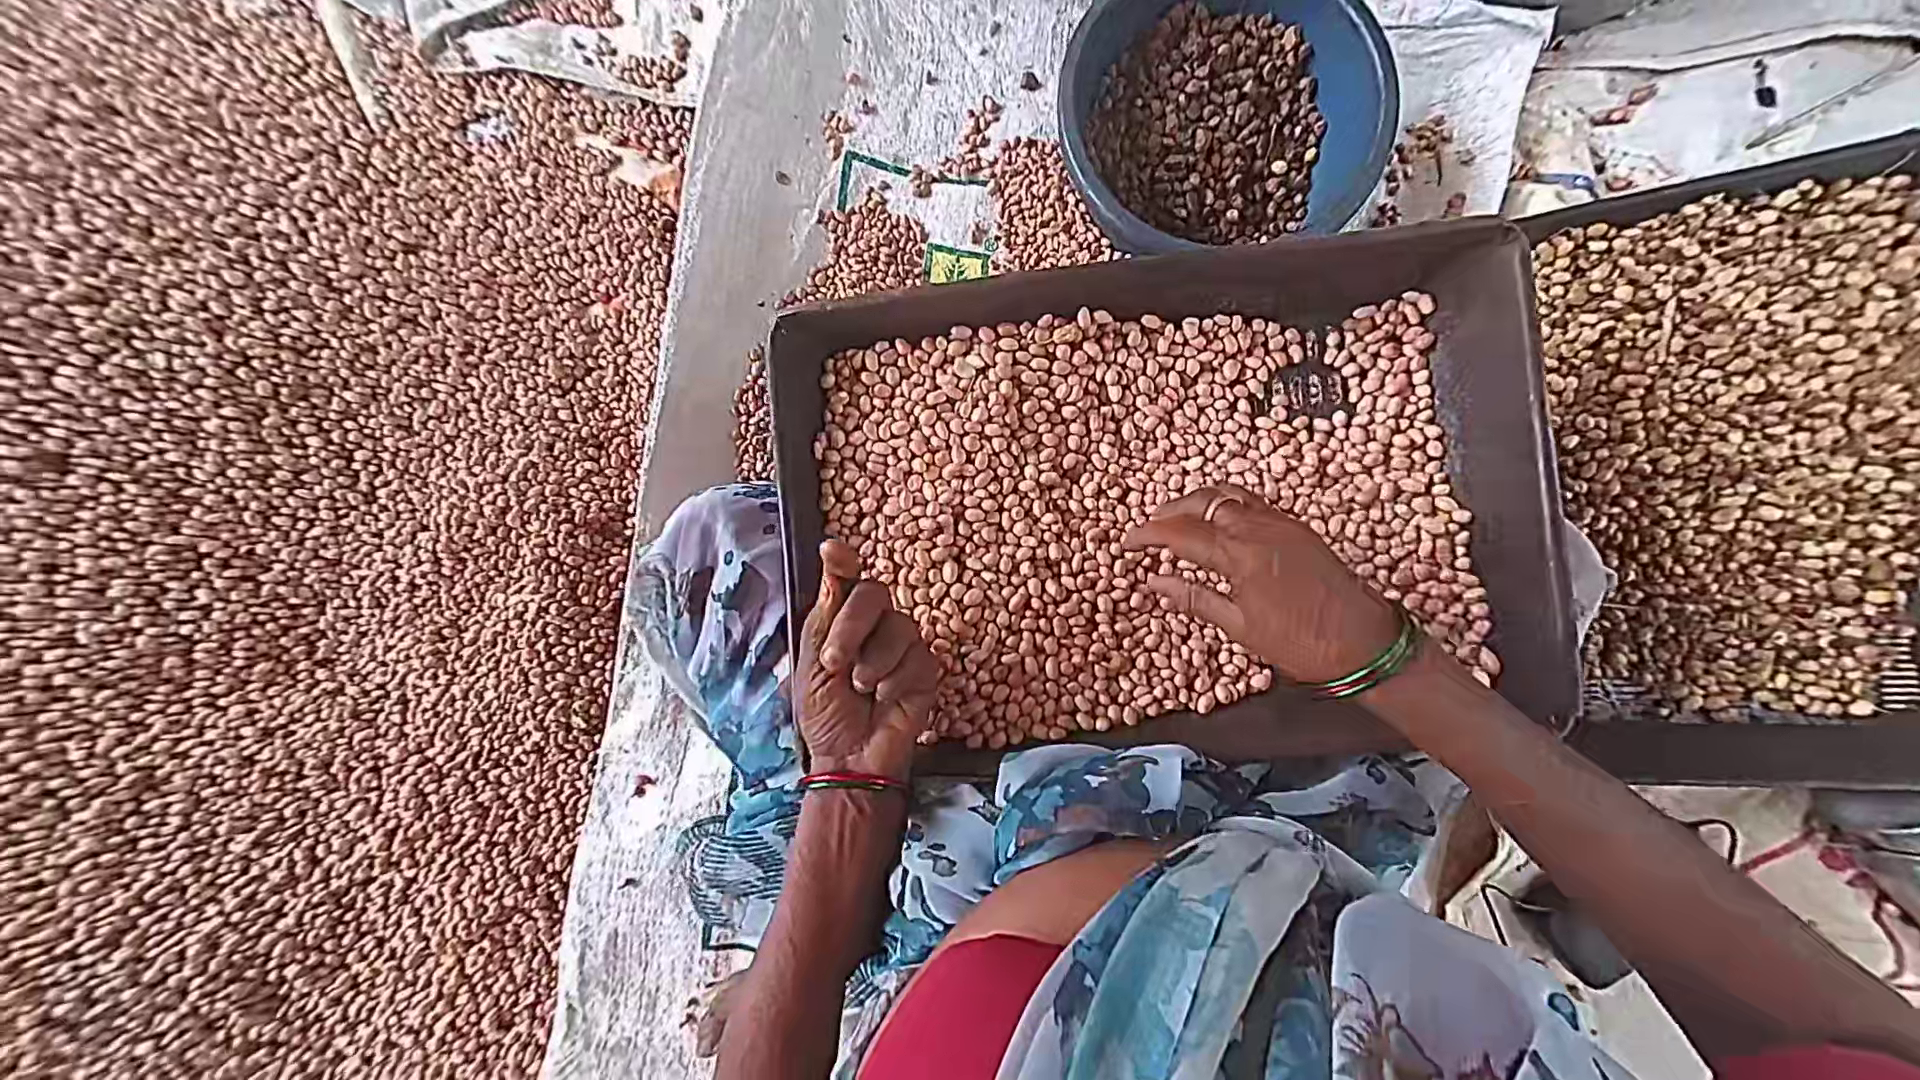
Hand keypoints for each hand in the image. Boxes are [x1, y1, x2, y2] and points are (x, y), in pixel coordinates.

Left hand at [795, 539, 938, 780]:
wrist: (849, 759)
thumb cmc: (825, 714)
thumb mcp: (811, 664)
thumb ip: (826, 613)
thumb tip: (832, 554)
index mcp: (842, 620)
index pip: (846, 579)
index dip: (843, 561)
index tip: (832, 551)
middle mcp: (875, 625)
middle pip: (874, 594)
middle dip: (852, 627)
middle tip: (834, 662)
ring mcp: (903, 645)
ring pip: (899, 626)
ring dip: (874, 661)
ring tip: (862, 689)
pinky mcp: (925, 668)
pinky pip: (918, 658)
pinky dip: (896, 680)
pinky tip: (884, 698)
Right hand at [1122, 484, 1401, 683]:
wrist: (1367, 643)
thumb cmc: (1302, 643)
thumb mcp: (1240, 627)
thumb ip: (1195, 598)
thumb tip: (1155, 581)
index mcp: (1240, 556)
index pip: (1180, 534)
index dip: (1148, 535)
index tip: (1128, 543)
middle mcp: (1260, 529)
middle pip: (1203, 502)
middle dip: (1170, 511)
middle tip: (1150, 528)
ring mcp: (1282, 524)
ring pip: (1230, 495)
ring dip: (1199, 502)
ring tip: (1180, 519)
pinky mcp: (1298, 528)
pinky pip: (1253, 502)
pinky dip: (1227, 504)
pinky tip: (1221, 523)